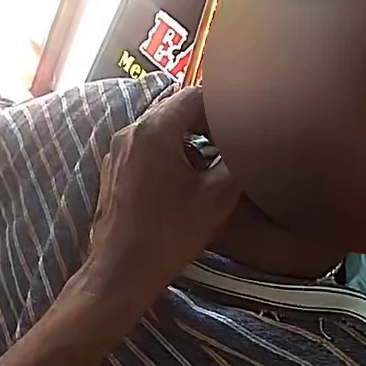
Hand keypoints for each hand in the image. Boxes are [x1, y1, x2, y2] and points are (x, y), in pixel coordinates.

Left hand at [78, 86, 242, 315]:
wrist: (121, 271)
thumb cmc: (168, 235)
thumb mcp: (218, 198)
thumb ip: (238, 161)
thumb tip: (252, 144)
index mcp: (154, 130)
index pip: (194, 94)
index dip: (223, 107)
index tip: (241, 128)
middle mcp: (130, 132)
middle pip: (174, 108)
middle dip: (205, 121)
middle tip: (229, 145)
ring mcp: (117, 151)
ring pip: (159, 127)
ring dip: (187, 138)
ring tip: (211, 164)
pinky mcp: (113, 169)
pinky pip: (145, 146)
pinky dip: (167, 152)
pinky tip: (184, 179)